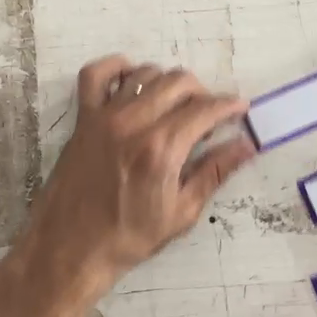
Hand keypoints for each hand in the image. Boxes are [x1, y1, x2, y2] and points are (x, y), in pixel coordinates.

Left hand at [17, 56, 255, 289]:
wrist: (71, 248)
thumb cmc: (129, 237)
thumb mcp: (182, 212)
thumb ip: (214, 172)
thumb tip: (245, 146)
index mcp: (161, 150)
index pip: (205, 109)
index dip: (229, 106)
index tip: (241, 108)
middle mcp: (133, 124)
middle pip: (178, 82)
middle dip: (202, 93)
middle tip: (208, 116)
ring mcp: (104, 117)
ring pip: (145, 73)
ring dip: (168, 83)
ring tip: (176, 106)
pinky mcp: (83, 120)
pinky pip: (96, 75)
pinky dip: (116, 68)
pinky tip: (132, 79)